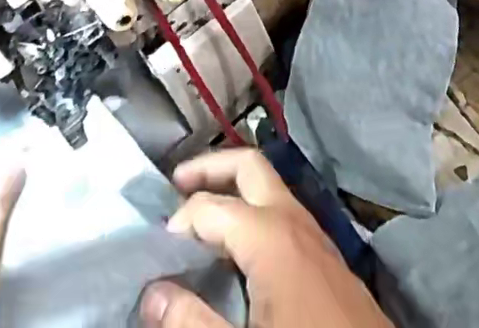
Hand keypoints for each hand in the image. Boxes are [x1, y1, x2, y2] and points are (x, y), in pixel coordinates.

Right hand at [141, 149, 391, 327]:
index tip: (157, 256)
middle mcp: (293, 220)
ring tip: (203, 214)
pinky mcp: (326, 257)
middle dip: (211, 168)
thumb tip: (153, 294)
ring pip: (269, 187)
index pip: (209, 206)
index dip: (178, 225)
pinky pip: (283, 213)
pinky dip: (254, 211)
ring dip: (234, 188)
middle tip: (176, 184)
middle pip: (248, 166)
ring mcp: (315, 235)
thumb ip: (193, 320)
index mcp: (269, 234)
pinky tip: (240, 247)